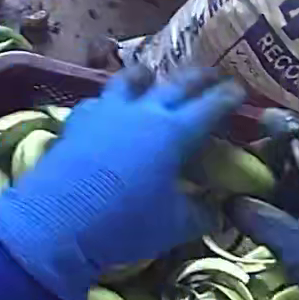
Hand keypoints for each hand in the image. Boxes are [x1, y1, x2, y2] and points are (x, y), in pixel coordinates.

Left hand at [0, 67, 244, 299]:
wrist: (59, 220)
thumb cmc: (125, 223)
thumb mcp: (173, 225)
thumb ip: (200, 214)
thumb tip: (218, 211)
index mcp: (174, 132)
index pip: (210, 107)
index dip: (228, 97)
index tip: (239, 89)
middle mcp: (144, 112)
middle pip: (176, 84)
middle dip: (198, 77)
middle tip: (211, 74)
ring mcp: (108, 111)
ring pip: (130, 80)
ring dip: (146, 75)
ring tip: (150, 74)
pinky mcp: (79, 119)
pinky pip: (99, 100)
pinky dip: (109, 100)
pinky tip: (107, 108)